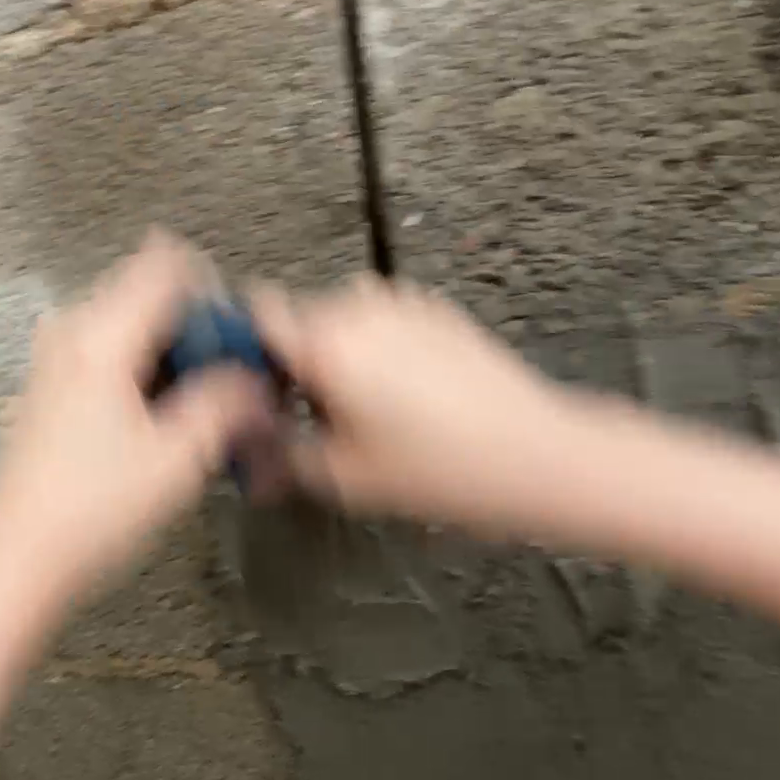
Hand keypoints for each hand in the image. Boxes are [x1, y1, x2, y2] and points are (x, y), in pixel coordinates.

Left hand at [0, 235, 273, 597]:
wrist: (17, 559)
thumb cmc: (86, 513)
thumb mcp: (177, 458)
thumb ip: (225, 405)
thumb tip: (254, 380)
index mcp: (100, 337)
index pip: (165, 265)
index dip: (213, 292)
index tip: (237, 336)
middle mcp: (72, 336)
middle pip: (151, 294)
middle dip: (198, 330)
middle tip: (230, 381)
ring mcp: (57, 361)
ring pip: (133, 328)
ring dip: (175, 357)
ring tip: (204, 411)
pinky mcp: (54, 390)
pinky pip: (113, 356)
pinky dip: (148, 376)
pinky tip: (166, 424)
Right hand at [252, 276, 586, 531]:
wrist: (536, 455)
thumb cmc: (439, 470)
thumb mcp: (341, 476)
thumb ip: (278, 454)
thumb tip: (245, 448)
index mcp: (327, 343)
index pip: (256, 310)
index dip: (243, 341)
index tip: (247, 378)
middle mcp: (359, 307)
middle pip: (298, 319)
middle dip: (293, 359)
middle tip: (309, 414)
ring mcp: (402, 303)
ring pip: (341, 319)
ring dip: (336, 353)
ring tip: (360, 409)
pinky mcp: (435, 310)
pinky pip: (381, 320)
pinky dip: (375, 347)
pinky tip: (402, 396)